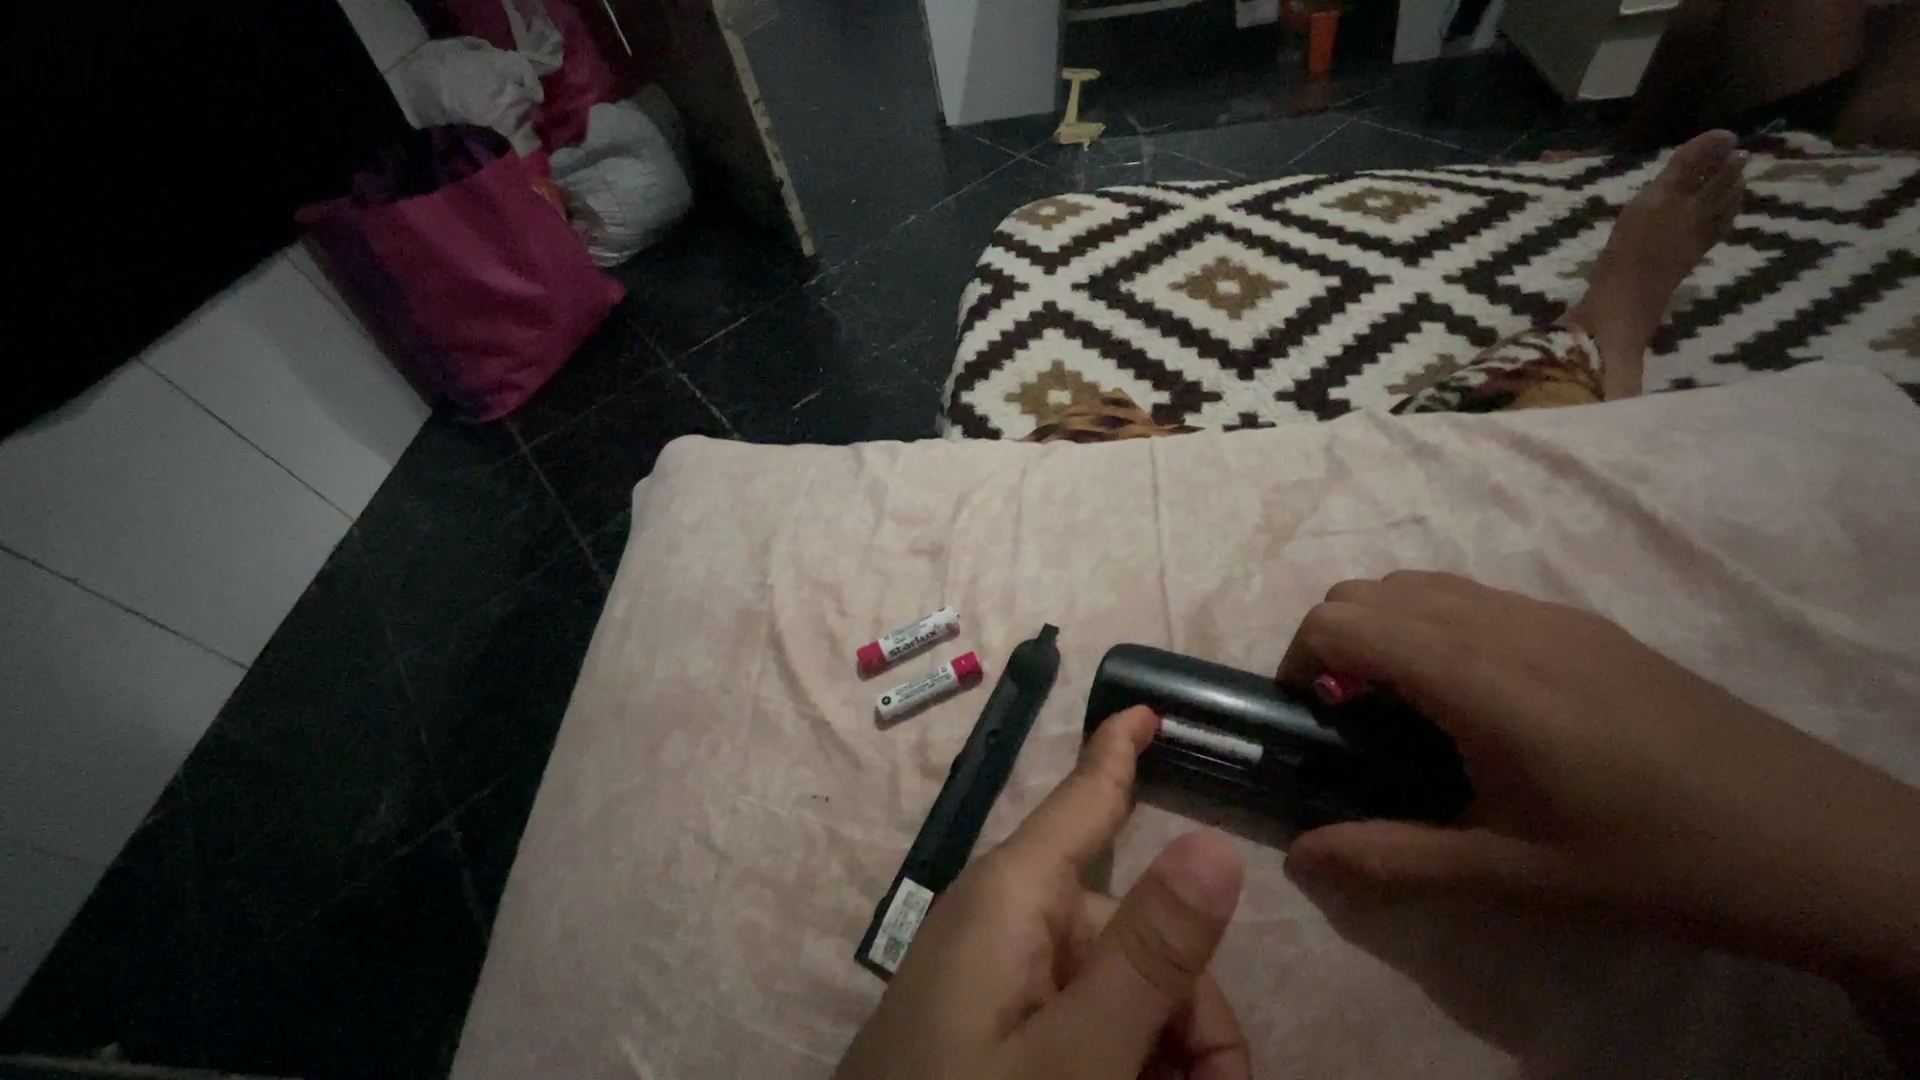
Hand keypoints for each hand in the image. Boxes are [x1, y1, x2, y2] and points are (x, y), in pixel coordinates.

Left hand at [835, 706, 1248, 1079]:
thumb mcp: (1074, 1054)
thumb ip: (1146, 955)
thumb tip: (1214, 842)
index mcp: (1013, 896)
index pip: (1080, 798)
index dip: (1117, 749)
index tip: (1146, 708)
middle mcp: (1005, 920)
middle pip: (1130, 929)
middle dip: (1189, 1008)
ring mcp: (994, 977)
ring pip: (1115, 986)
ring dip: (1164, 1046)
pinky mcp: (987, 1026)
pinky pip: (1077, 1020)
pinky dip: (1121, 1057)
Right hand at [1279, 572, 1919, 1001]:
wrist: (1822, 844)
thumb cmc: (1649, 862)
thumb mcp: (1509, 876)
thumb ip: (1389, 857)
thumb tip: (1298, 856)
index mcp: (1473, 677)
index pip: (1340, 623)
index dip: (1299, 662)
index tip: (1309, 718)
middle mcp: (1498, 622)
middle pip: (1364, 592)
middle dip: (1331, 645)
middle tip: (1352, 719)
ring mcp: (1544, 613)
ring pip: (1415, 584)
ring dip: (1380, 629)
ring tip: (1406, 706)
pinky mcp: (1580, 621)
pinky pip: (1467, 595)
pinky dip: (1429, 624)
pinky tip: (1473, 696)